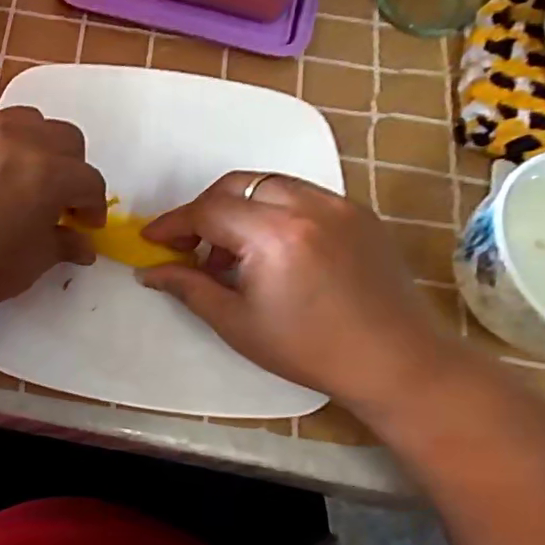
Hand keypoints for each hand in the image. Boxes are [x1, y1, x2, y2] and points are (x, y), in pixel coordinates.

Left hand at [0, 105, 106, 312]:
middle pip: (66, 139)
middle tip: (58, 200)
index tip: (85, 225)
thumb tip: (82, 244)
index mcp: (49, 174)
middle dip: (72, 168)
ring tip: (23, 176)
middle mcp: (20, 138)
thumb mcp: (26, 267)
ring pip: (28, 119)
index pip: (89, 181)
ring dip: (38, 145)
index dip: (93, 206)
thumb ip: (61, 247)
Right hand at [139, 172, 459, 417]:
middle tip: (189, 245)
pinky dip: (273, 211)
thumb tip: (150, 271)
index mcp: (273, 235)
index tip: (151, 241)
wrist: (394, 360)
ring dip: (238, 207)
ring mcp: (337, 204)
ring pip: (269, 184)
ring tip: (231, 252)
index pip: (208, 210)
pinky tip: (270, 250)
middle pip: (236, 185)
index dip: (173, 223)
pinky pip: (301, 195)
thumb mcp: (236, 323)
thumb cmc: (308, 349)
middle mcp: (306, 206)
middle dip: (204, 209)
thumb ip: (189, 288)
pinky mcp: (358, 213)